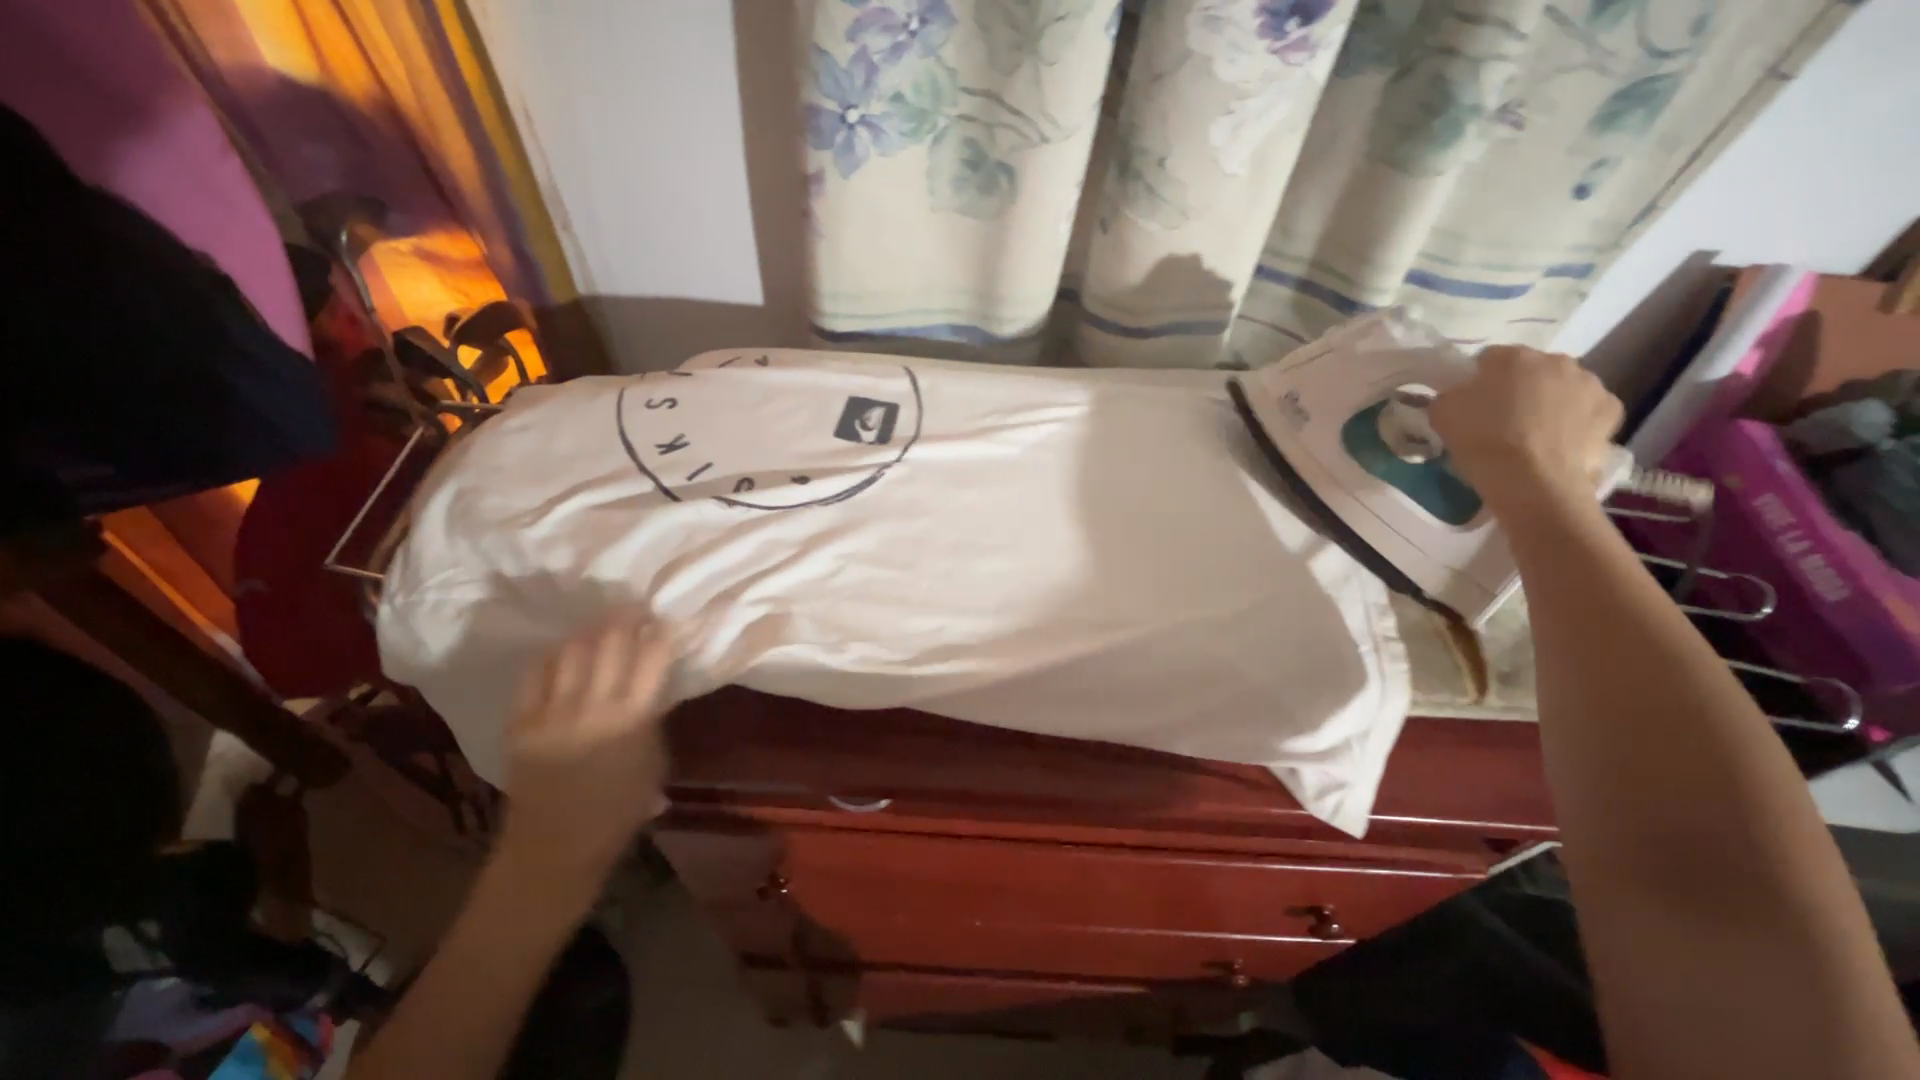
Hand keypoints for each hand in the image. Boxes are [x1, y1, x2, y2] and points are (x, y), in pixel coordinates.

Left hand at [497, 612, 676, 896]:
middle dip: (626, 619)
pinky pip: (535, 673)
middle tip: (634, 607)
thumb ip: (652, 722)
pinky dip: (552, 655)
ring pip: (571, 651)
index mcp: (632, 721)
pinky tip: (562, 650)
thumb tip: (654, 685)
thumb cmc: (617, 812)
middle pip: (610, 643)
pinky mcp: (521, 721)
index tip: (665, 619)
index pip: (652, 659)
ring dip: (589, 631)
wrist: (555, 849)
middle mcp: (592, 708)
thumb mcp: (653, 765)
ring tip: (600, 622)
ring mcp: (552, 712)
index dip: (660, 633)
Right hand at [1429, 345, 1624, 507]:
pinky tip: (1562, 443)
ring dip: (1551, 402)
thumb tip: (1459, 394)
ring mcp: (1590, 384)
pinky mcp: (1612, 410)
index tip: (1472, 405)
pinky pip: (1588, 410)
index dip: (1479, 381)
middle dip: (1520, 388)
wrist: (1533, 482)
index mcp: (1513, 356)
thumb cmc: (1484, 441)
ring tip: (1536, 435)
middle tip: (1504, 420)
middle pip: (1532, 370)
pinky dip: (1577, 421)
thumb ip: (1450, 394)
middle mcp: (1556, 360)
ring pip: (1564, 388)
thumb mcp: (1442, 414)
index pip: (1490, 359)